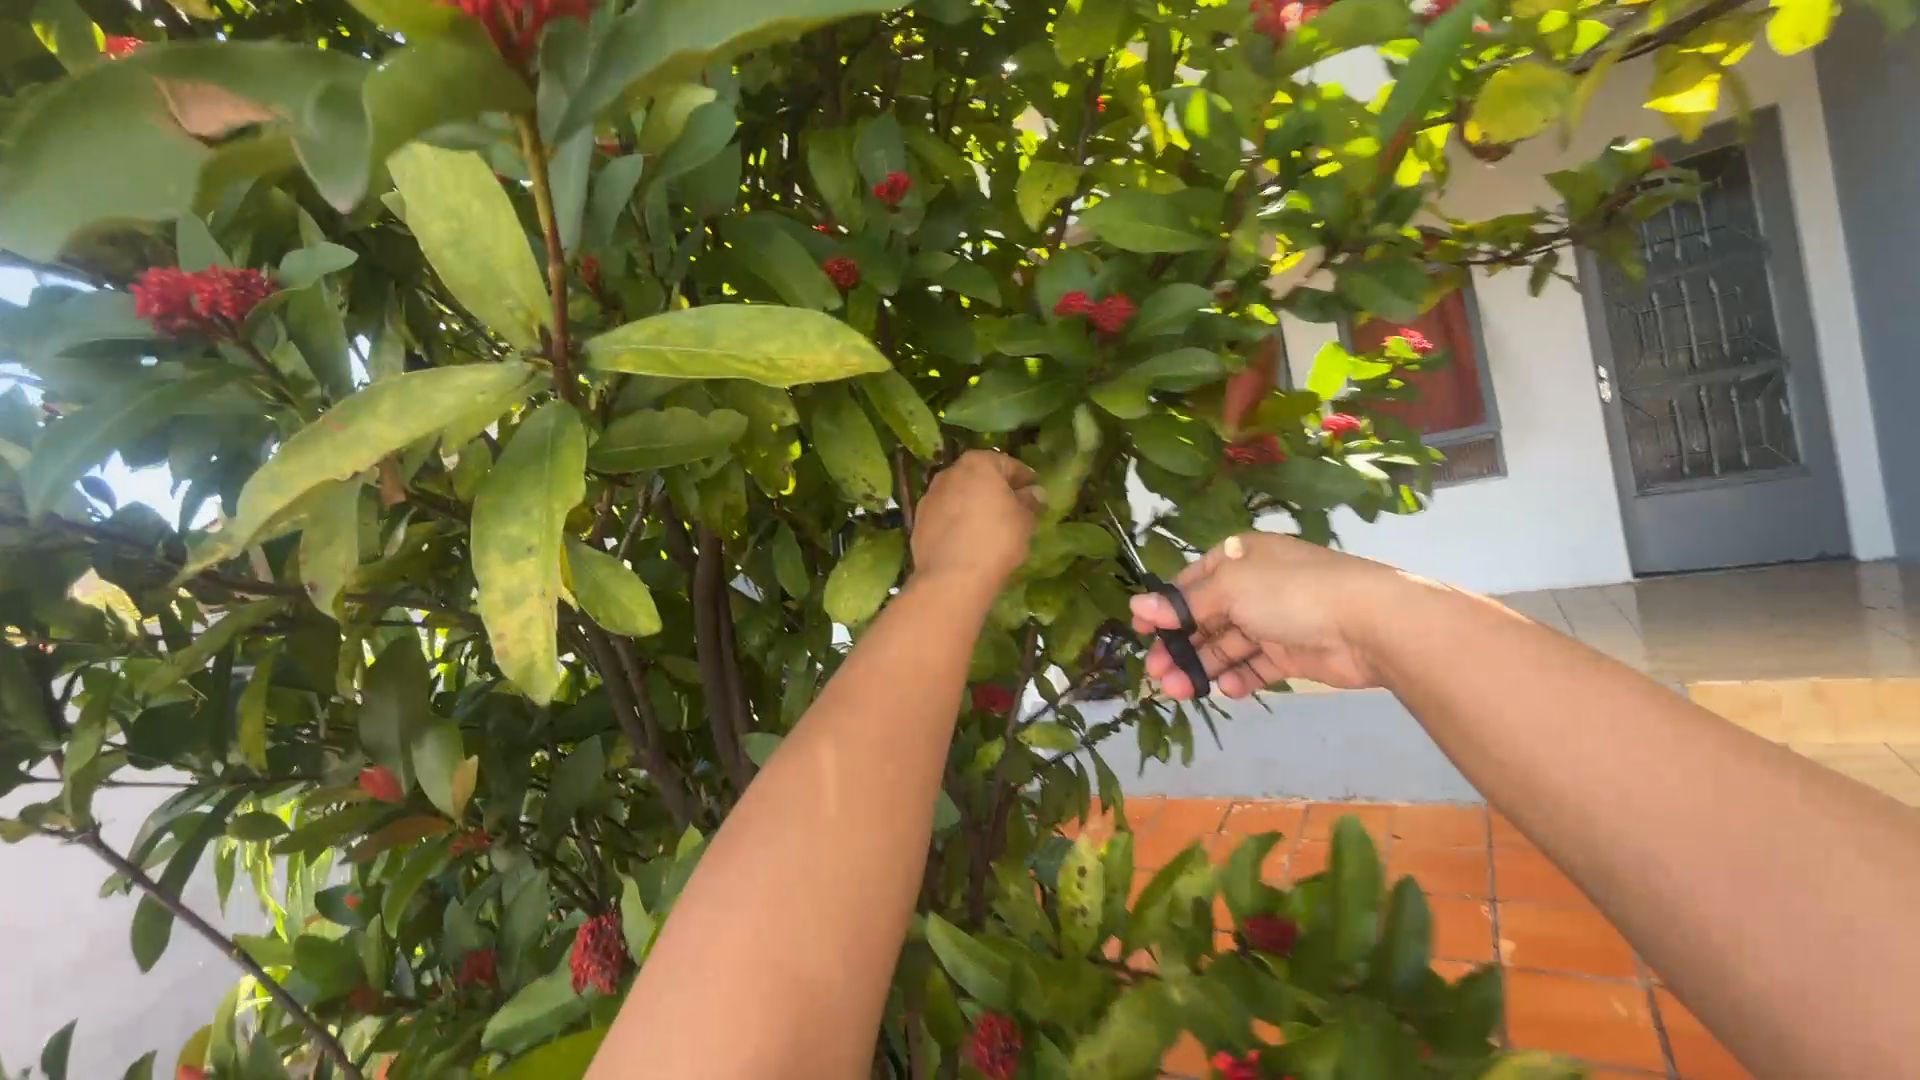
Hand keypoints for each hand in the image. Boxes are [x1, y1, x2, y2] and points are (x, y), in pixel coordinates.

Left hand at [910, 451, 1042, 589]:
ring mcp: (929, 498)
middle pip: (979, 477)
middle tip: (1014, 507)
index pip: (1007, 464)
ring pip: (959, 497)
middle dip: (996, 490)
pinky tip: (969, 540)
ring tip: (991, 526)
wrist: (952, 577)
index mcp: (977, 464)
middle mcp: (949, 474)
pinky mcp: (919, 523)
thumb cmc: (997, 539)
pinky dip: (958, 523)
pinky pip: (945, 517)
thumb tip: (1034, 493)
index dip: (1024, 477)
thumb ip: (1030, 502)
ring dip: (974, 506)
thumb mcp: (1024, 519)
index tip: (1035, 490)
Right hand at [1128, 532, 1406, 696]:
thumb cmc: (1291, 592)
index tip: (1140, 633)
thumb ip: (1184, 603)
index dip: (1164, 608)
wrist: (1370, 623)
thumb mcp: (1230, 588)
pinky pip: (1254, 666)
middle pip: (1204, 618)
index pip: (1190, 583)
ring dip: (1201, 666)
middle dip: (1179, 645)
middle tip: (1156, 673)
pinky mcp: (1290, 653)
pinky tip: (1226, 689)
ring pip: (1226, 646)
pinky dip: (1238, 677)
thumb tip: (1137, 606)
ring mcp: (1273, 621)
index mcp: (1238, 558)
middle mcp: (1253, 587)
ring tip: (1179, 691)